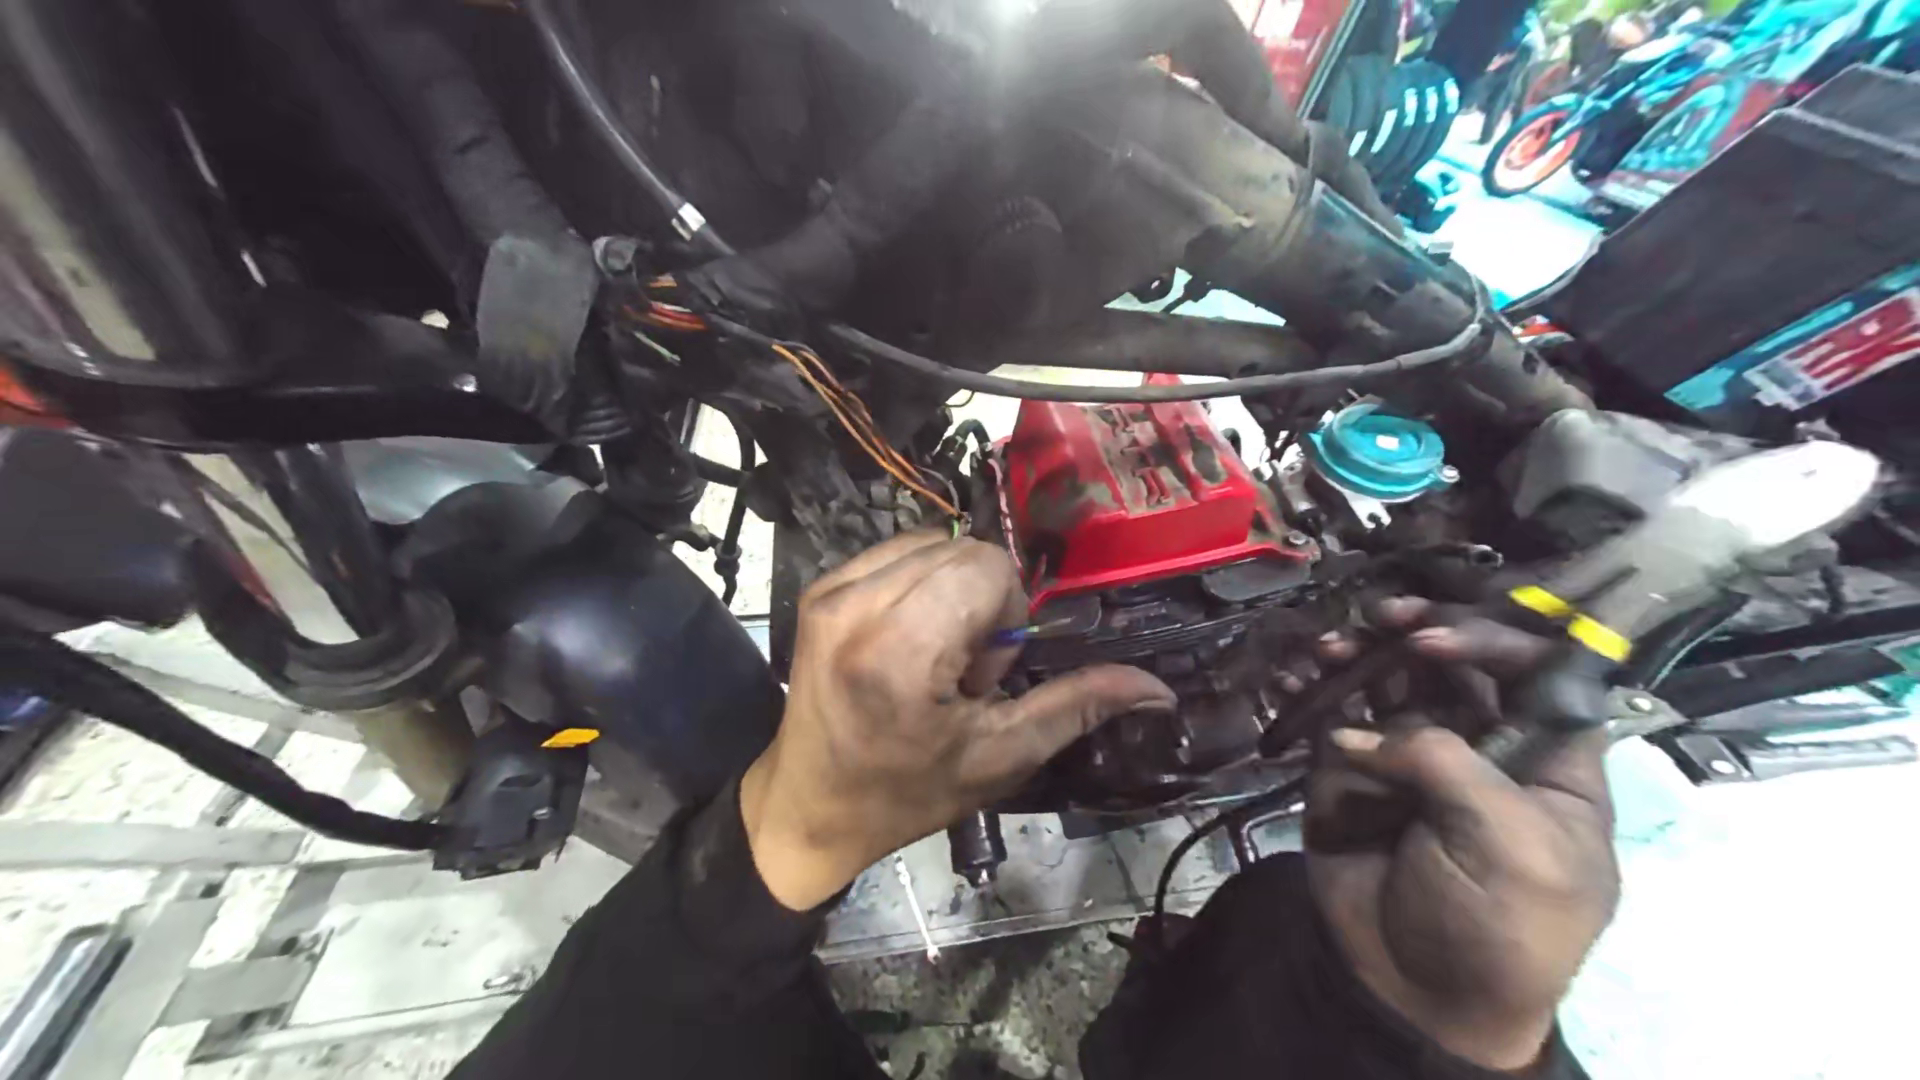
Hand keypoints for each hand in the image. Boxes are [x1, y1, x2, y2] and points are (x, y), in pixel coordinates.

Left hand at [739, 531, 1175, 909]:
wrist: (808, 807)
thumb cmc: (903, 793)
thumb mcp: (999, 757)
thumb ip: (1076, 706)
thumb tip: (1155, 686)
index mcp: (899, 649)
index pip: (986, 566)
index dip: (1006, 613)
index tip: (983, 671)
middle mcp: (856, 604)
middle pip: (963, 551)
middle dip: (982, 602)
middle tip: (959, 668)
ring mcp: (830, 590)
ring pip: (932, 544)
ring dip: (950, 590)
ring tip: (931, 655)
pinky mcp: (819, 587)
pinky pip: (896, 552)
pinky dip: (919, 583)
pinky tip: (907, 637)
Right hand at [1307, 601, 1618, 1070]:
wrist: (1407, 981)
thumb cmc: (1496, 924)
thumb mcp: (1511, 849)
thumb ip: (1447, 765)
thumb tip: (1357, 731)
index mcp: (1545, 763)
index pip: (1535, 677)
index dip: (1491, 644)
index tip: (1433, 642)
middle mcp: (1477, 744)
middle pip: (1453, 665)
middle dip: (1418, 632)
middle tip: (1380, 618)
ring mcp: (1408, 751)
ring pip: (1386, 680)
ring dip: (1359, 654)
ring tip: (1330, 647)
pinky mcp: (1348, 763)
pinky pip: (1334, 713)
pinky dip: (1314, 689)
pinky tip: (1299, 675)